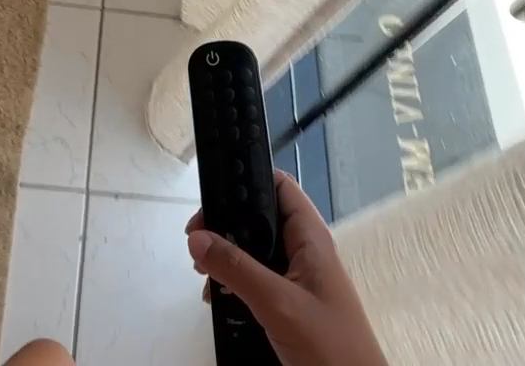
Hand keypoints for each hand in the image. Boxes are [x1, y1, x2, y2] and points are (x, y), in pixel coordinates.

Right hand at [185, 171, 388, 365]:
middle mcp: (305, 249)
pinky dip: (236, 282)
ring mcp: (300, 277)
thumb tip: (196, 238)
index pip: (278, 185)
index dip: (247, 179)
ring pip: (256, 250)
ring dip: (228, 257)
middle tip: (197, 239)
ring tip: (203, 272)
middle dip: (228, 224)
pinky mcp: (293, 303)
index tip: (212, 195)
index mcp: (310, 236)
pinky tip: (219, 296)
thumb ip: (236, 268)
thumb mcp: (277, 302)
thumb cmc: (327, 345)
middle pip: (261, 217)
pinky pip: (259, 278)